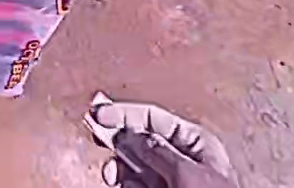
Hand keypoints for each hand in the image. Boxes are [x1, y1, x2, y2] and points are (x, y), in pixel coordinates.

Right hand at [92, 101, 237, 187]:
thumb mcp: (187, 174)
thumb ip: (157, 150)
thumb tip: (132, 135)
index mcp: (197, 146)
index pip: (153, 118)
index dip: (124, 113)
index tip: (99, 113)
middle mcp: (184, 163)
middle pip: (142, 142)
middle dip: (118, 141)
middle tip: (96, 137)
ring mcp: (174, 186)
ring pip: (136, 169)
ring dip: (119, 168)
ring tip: (110, 175)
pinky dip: (126, 185)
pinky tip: (120, 186)